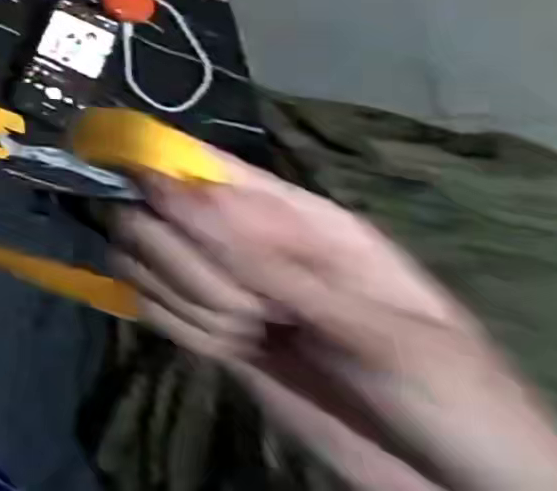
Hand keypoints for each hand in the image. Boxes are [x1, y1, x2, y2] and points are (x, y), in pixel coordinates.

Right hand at [114, 151, 556, 490]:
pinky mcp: (195, 320)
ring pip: (137, 256)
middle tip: (248, 308)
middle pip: (149, 212)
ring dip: (183, 301)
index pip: (199, 164)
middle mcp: (239, 237)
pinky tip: (229, 353)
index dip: (147, 158)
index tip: (106, 170)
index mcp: (292, 216)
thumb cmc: (450, 397)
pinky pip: (143, 301)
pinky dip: (178, 328)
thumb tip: (159, 184)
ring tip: (248, 336)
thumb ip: (263, 256)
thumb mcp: (371, 325)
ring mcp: (214, 279)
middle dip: (184, 263)